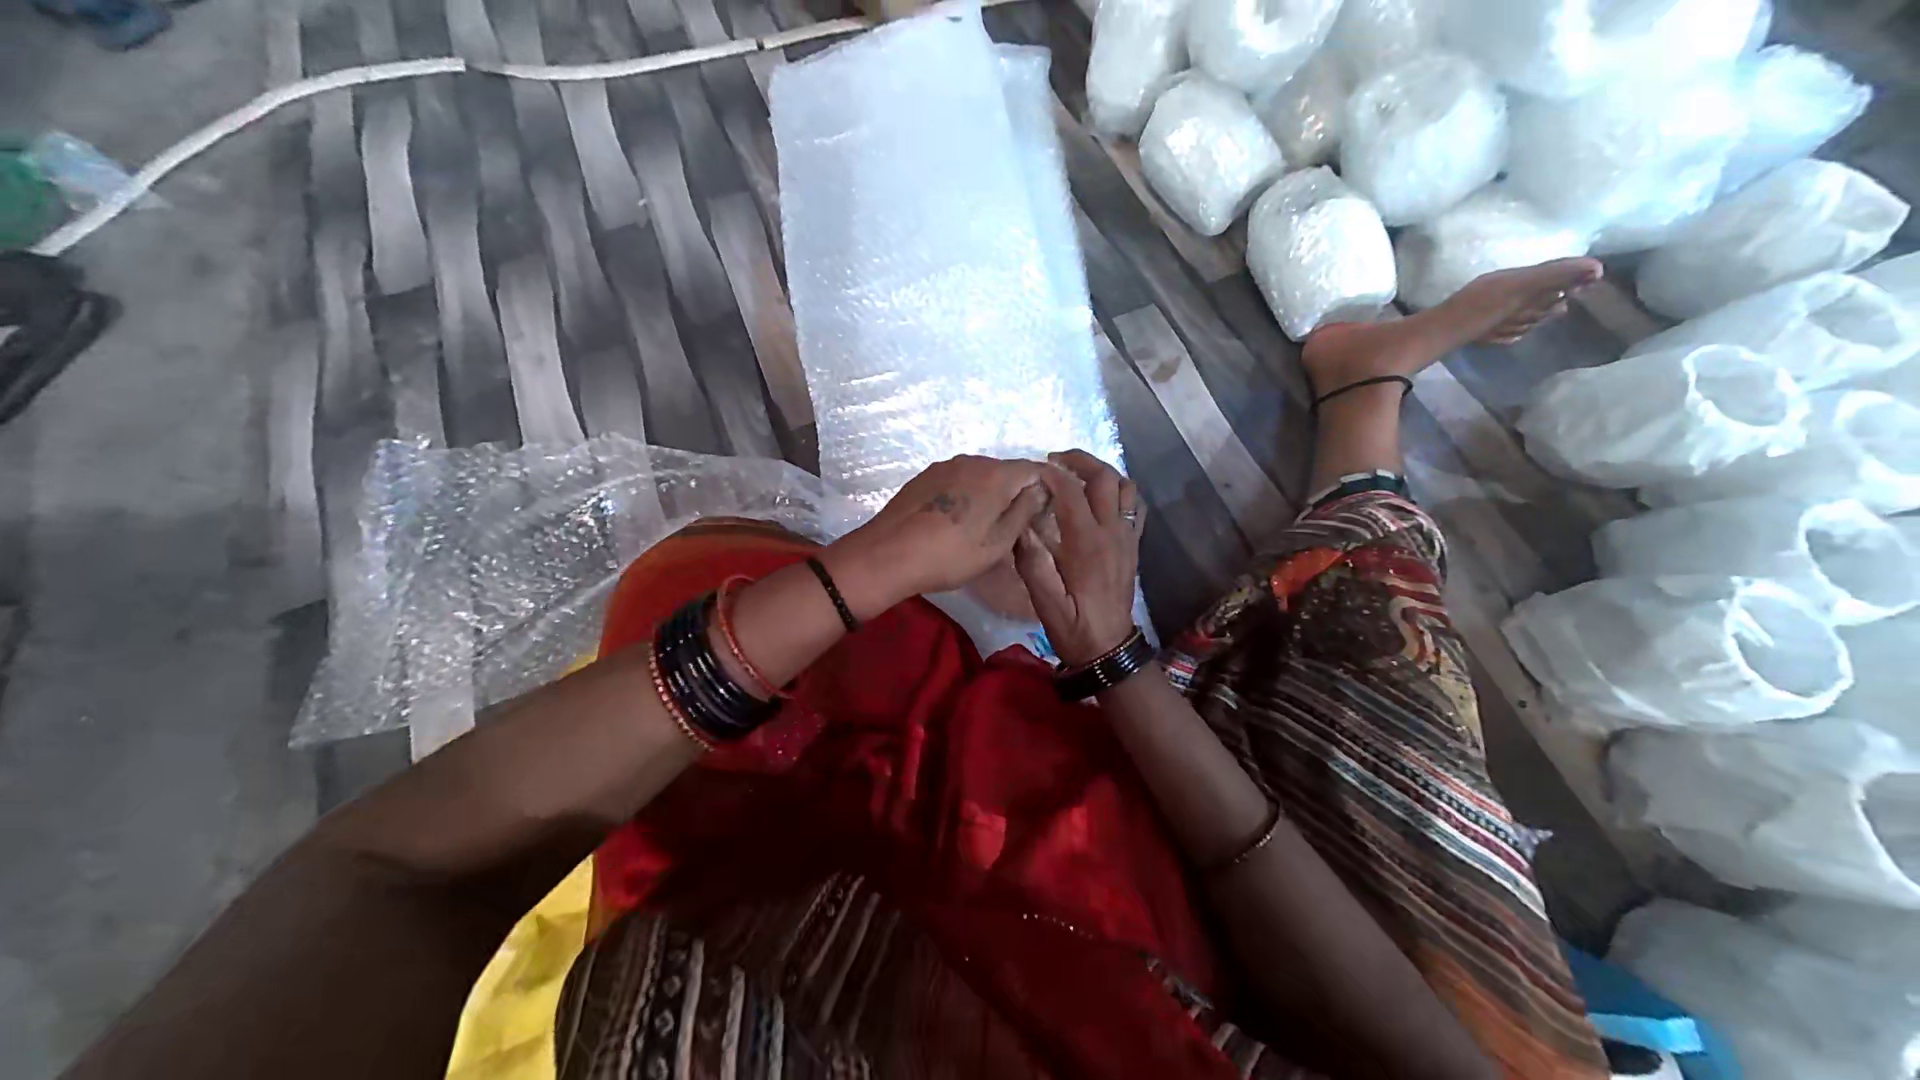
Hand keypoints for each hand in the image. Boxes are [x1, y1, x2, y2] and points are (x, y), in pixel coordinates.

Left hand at [819, 455, 1050, 616]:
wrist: (887, 555)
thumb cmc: (950, 554)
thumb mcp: (998, 543)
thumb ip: (1024, 512)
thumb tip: (1040, 490)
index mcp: (995, 474)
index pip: (1034, 469)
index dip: (1042, 490)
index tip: (1040, 515)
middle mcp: (971, 461)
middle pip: (1005, 471)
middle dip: (1013, 493)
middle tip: (1011, 527)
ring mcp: (944, 466)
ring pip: (979, 476)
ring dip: (986, 495)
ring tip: (980, 527)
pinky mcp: (923, 477)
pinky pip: (956, 481)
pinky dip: (964, 496)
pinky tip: (954, 521)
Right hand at [1012, 450, 1143, 665]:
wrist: (1109, 649)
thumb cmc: (1073, 627)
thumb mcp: (1045, 603)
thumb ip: (1032, 564)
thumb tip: (1020, 527)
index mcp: (1088, 544)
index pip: (1072, 492)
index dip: (1051, 474)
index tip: (1033, 470)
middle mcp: (1113, 534)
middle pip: (1105, 478)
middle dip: (1080, 461)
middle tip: (1055, 460)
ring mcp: (1127, 538)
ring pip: (1125, 487)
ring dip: (1102, 473)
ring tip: (1077, 475)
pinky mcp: (1133, 546)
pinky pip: (1135, 506)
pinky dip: (1120, 492)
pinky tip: (1100, 498)